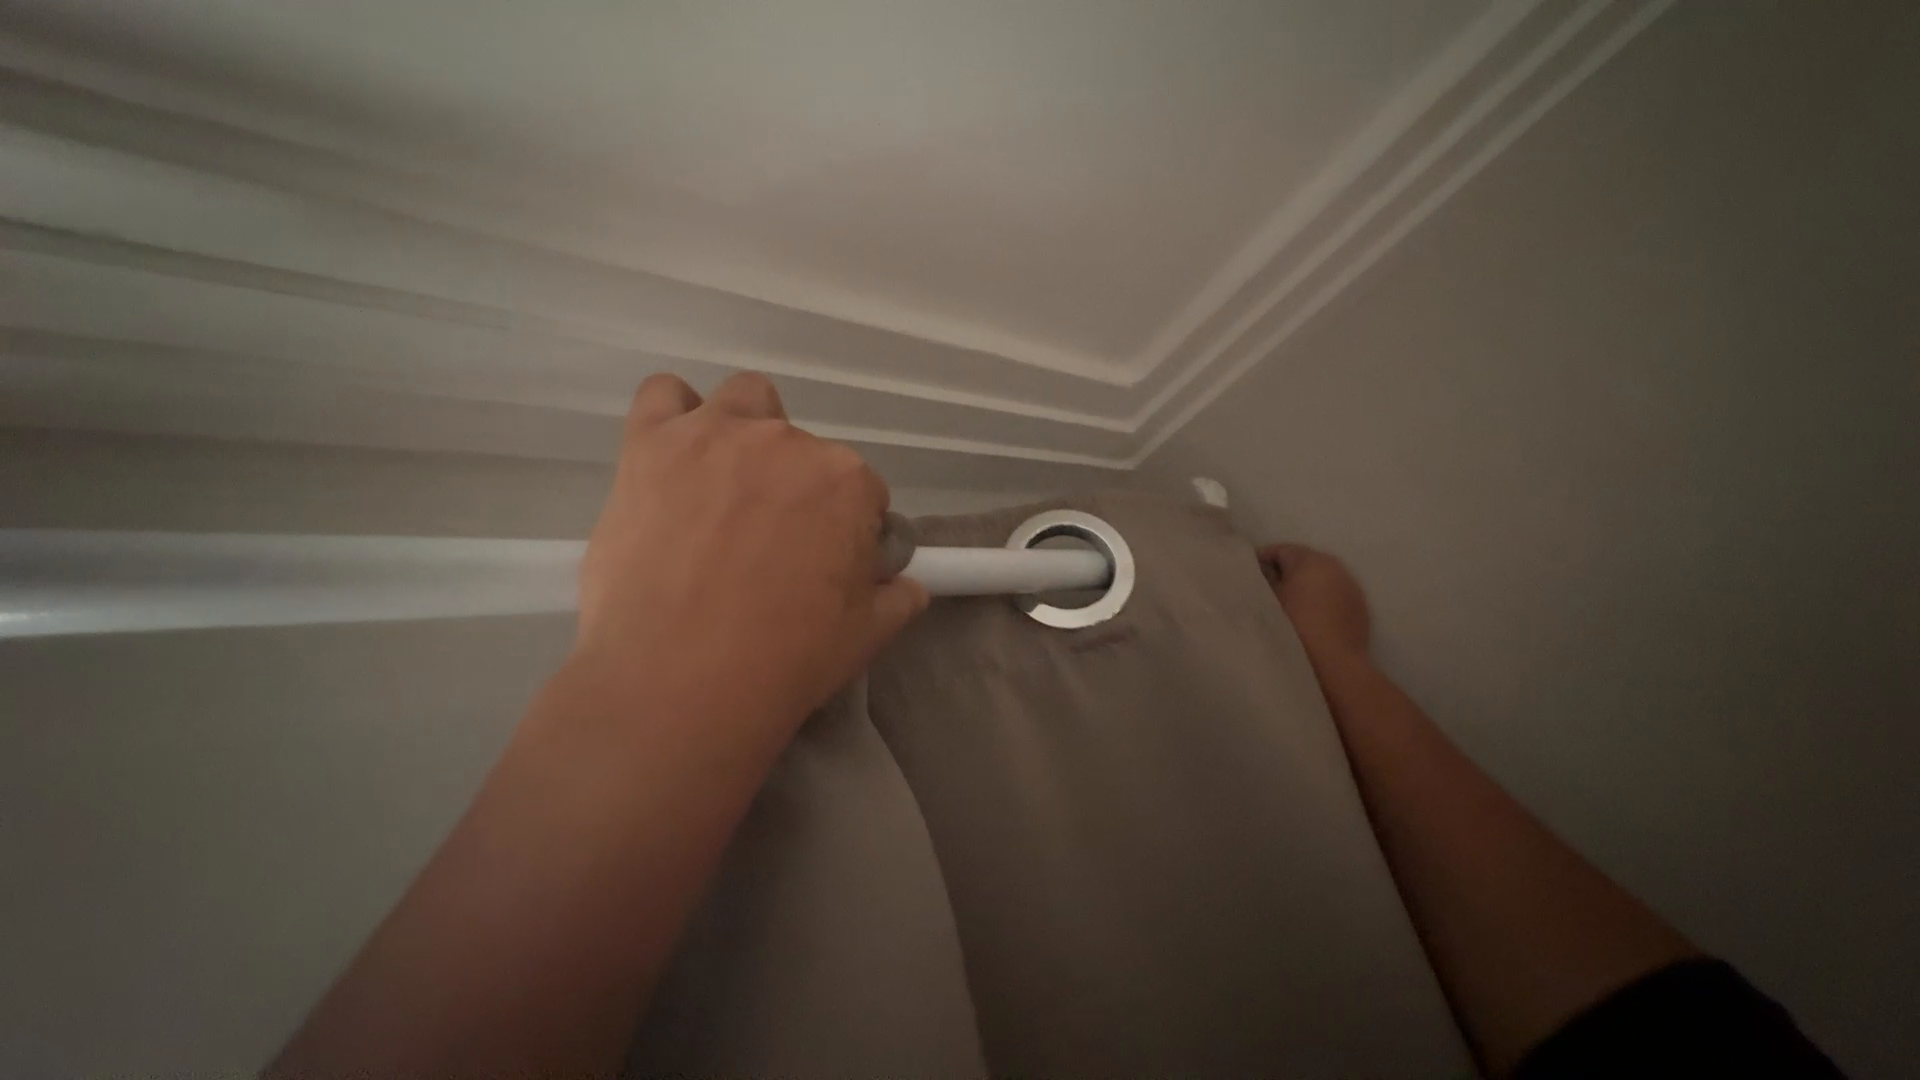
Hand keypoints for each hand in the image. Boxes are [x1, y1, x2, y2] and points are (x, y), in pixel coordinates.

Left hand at [573, 372, 928, 749]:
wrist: (678, 679)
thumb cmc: (785, 658)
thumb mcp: (865, 636)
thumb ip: (897, 598)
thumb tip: (908, 586)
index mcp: (847, 482)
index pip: (861, 491)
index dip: (845, 529)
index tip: (823, 565)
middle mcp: (788, 442)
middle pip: (803, 449)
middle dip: (795, 487)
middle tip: (770, 542)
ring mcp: (716, 436)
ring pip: (745, 400)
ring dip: (746, 432)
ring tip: (725, 489)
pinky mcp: (649, 444)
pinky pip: (663, 394)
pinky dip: (673, 416)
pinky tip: (673, 458)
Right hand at [1256, 544, 1370, 666]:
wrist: (1334, 662)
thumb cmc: (1294, 626)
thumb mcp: (1267, 601)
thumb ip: (1262, 581)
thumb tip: (1262, 573)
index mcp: (1309, 559)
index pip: (1280, 549)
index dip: (1261, 559)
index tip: (1248, 574)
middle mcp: (1333, 565)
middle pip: (1303, 561)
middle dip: (1285, 571)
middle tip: (1265, 589)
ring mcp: (1350, 585)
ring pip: (1321, 578)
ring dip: (1305, 586)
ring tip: (1288, 604)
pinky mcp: (1359, 606)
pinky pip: (1334, 594)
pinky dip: (1321, 600)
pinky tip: (1310, 617)